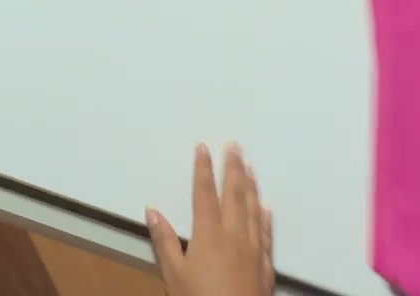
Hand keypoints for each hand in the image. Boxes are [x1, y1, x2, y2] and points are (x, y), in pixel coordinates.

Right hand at [146, 143, 274, 295]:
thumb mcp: (174, 275)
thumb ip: (165, 241)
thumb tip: (152, 209)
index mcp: (208, 232)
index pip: (204, 193)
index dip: (203, 168)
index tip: (203, 146)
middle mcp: (234, 235)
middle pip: (234, 195)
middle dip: (233, 168)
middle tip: (235, 145)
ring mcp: (253, 251)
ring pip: (253, 211)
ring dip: (251, 186)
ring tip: (251, 166)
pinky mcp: (266, 268)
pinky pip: (267, 236)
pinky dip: (266, 219)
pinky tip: (267, 209)